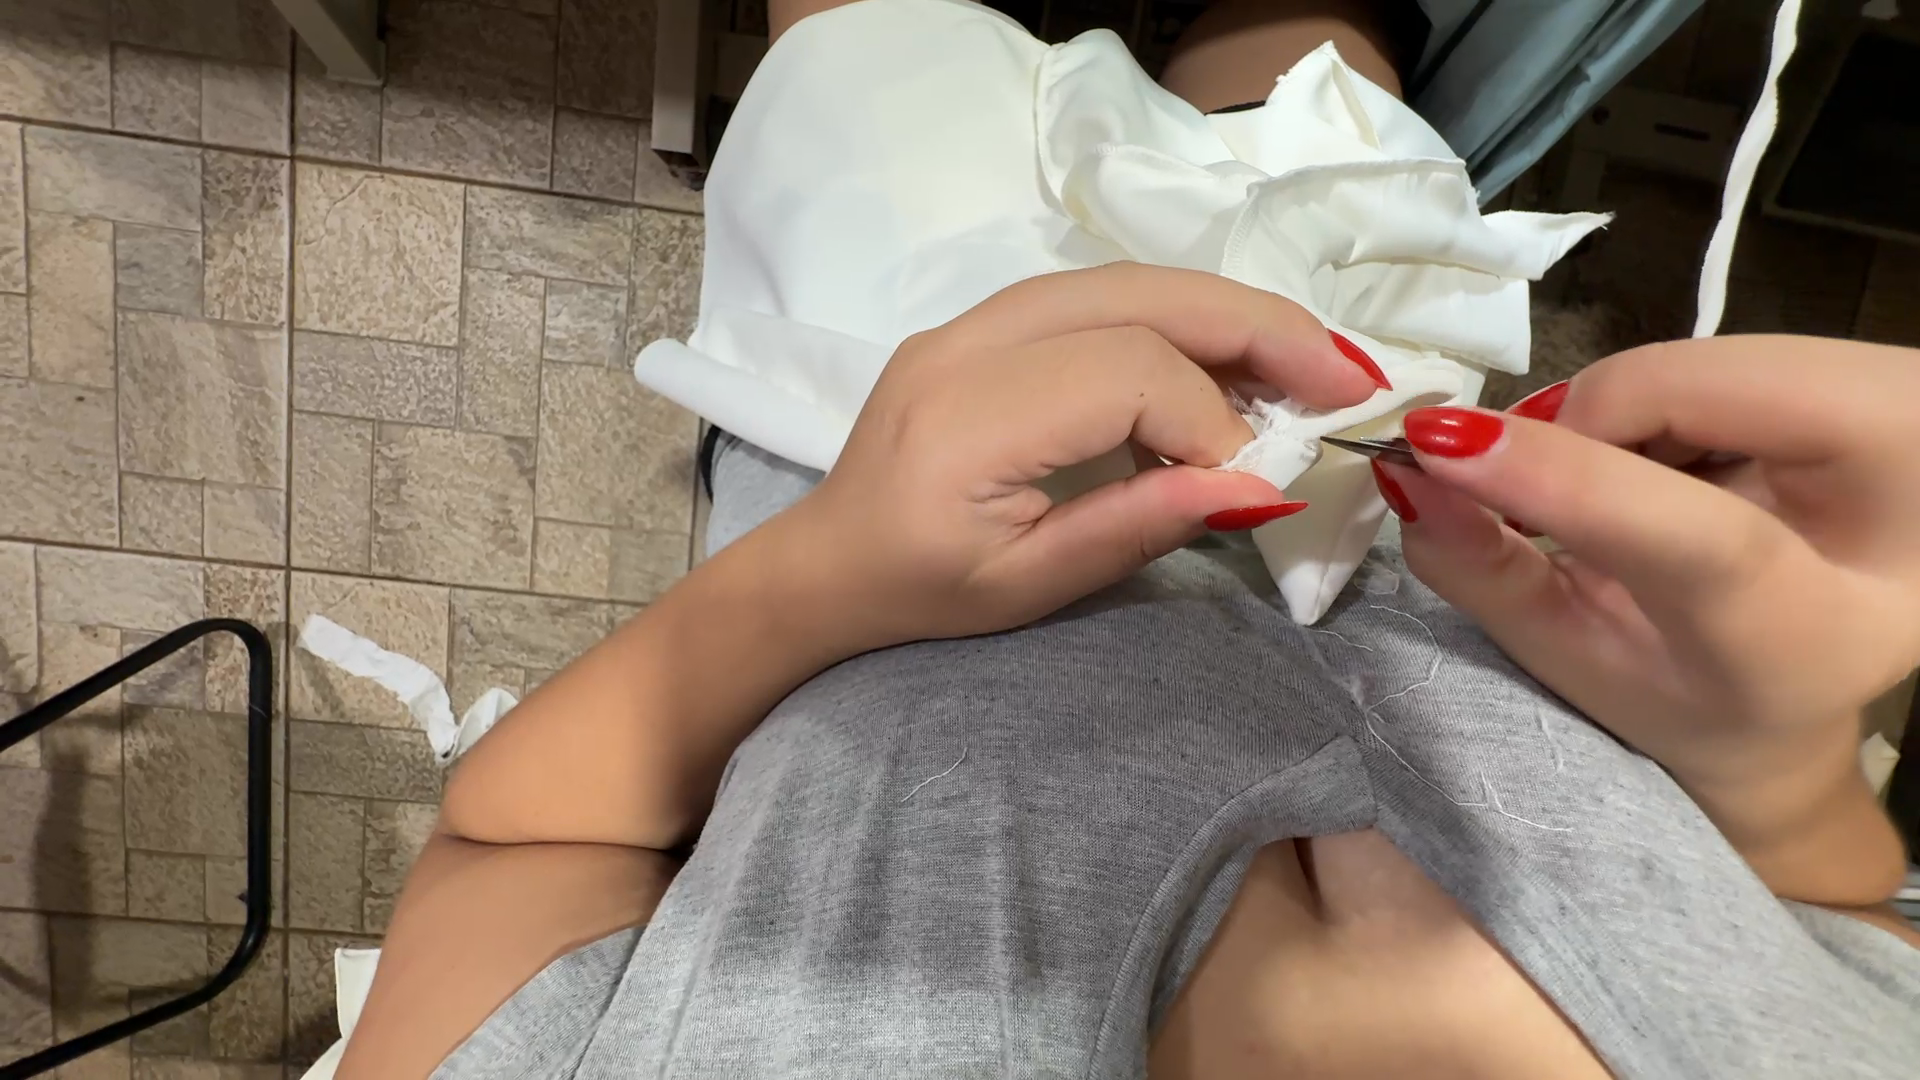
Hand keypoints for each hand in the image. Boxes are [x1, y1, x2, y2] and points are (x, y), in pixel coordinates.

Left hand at [771, 262, 1384, 651]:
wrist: (828, 565)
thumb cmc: (918, 595)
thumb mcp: (1027, 586)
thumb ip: (1135, 529)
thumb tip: (1257, 488)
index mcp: (966, 420)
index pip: (1123, 373)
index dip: (1206, 419)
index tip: (1246, 480)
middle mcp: (962, 346)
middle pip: (1134, 293)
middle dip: (1253, 327)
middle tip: (1342, 372)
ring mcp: (962, 324)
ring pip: (1119, 281)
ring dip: (1219, 314)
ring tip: (1297, 364)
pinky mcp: (973, 328)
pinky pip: (1089, 300)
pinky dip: (1165, 324)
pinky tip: (1209, 365)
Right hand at [1376, 336, 1919, 903]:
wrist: (1787, 683)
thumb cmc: (1658, 683)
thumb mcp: (1550, 644)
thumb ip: (1472, 562)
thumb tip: (1407, 468)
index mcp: (1812, 643)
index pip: (1704, 542)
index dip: (1563, 477)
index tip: (1435, 442)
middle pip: (1764, 395)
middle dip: (1605, 404)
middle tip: (1529, 457)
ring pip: (1748, 357)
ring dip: (1625, 399)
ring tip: (1590, 465)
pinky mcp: (1907, 400)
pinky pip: (1752, 353)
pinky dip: (1659, 389)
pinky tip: (1650, 449)